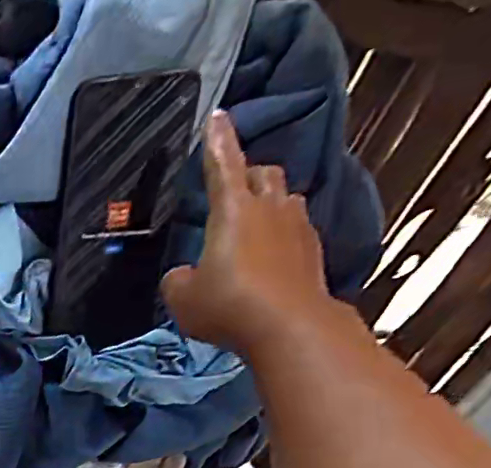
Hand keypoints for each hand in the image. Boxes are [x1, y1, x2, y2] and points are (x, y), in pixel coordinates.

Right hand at [162, 111, 343, 356]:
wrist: (288, 328)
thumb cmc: (228, 304)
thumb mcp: (181, 296)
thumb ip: (177, 279)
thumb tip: (185, 274)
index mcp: (233, 210)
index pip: (222, 164)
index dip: (217, 141)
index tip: (217, 117)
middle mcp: (270, 210)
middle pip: (263, 174)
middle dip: (246, 174)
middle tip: (231, 186)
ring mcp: (297, 229)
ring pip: (284, 200)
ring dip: (268, 204)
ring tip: (253, 223)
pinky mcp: (313, 254)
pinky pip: (295, 232)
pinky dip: (279, 237)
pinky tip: (268, 258)